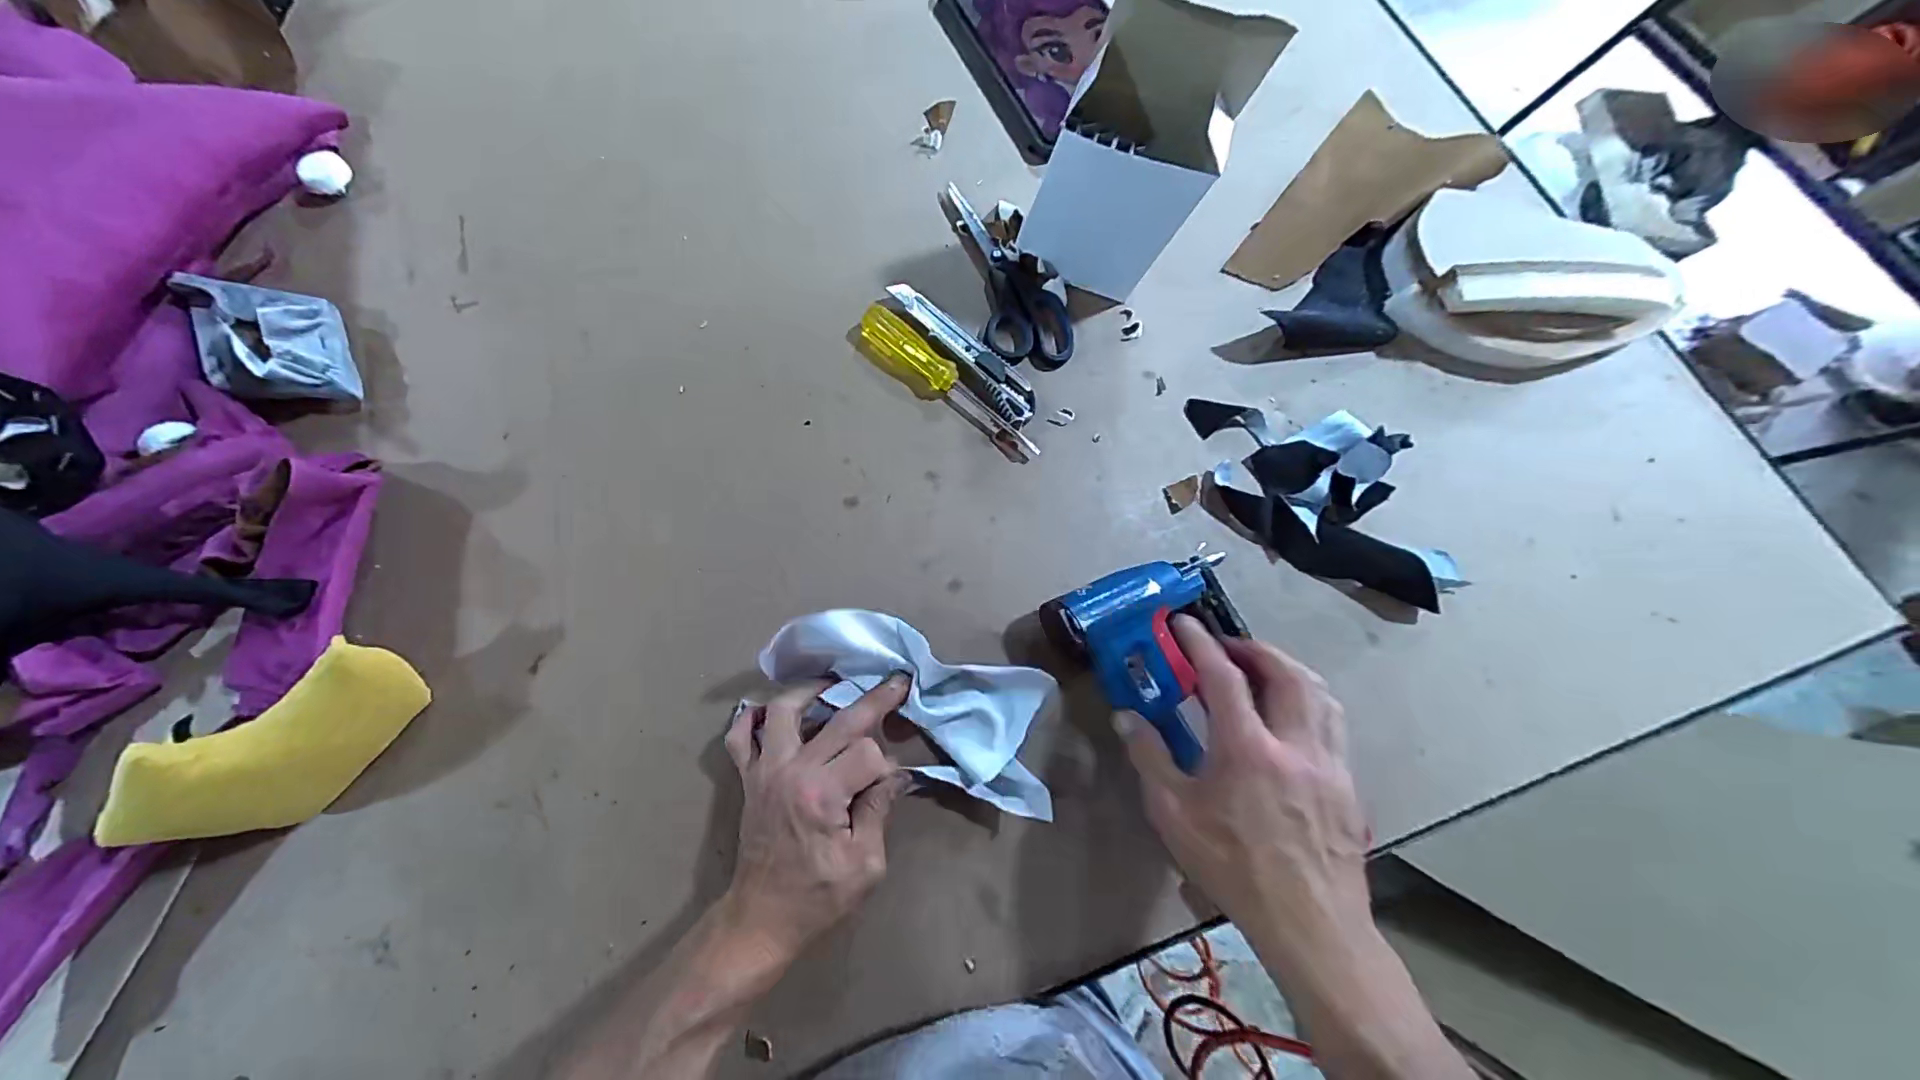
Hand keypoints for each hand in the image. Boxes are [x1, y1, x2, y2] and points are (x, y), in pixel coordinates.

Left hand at [719, 674, 910, 968]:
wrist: (761, 919)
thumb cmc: (817, 898)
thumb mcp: (866, 865)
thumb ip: (879, 810)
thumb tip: (895, 774)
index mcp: (822, 795)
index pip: (868, 754)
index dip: (887, 764)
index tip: (891, 783)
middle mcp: (792, 771)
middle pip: (839, 719)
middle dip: (875, 699)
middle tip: (896, 682)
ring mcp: (765, 771)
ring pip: (783, 710)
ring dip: (810, 691)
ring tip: (833, 685)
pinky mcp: (748, 778)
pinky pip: (740, 736)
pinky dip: (753, 717)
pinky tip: (774, 711)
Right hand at [1117, 616, 1370, 968]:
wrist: (1309, 923)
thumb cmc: (1232, 867)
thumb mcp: (1173, 814)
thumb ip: (1149, 758)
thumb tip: (1127, 716)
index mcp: (1247, 748)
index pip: (1223, 676)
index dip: (1201, 642)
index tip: (1184, 623)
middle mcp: (1295, 743)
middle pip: (1284, 672)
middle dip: (1252, 648)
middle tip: (1226, 646)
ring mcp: (1329, 762)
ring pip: (1319, 692)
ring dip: (1287, 668)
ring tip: (1261, 670)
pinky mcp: (1347, 783)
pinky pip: (1332, 721)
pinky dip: (1309, 699)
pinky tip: (1291, 716)